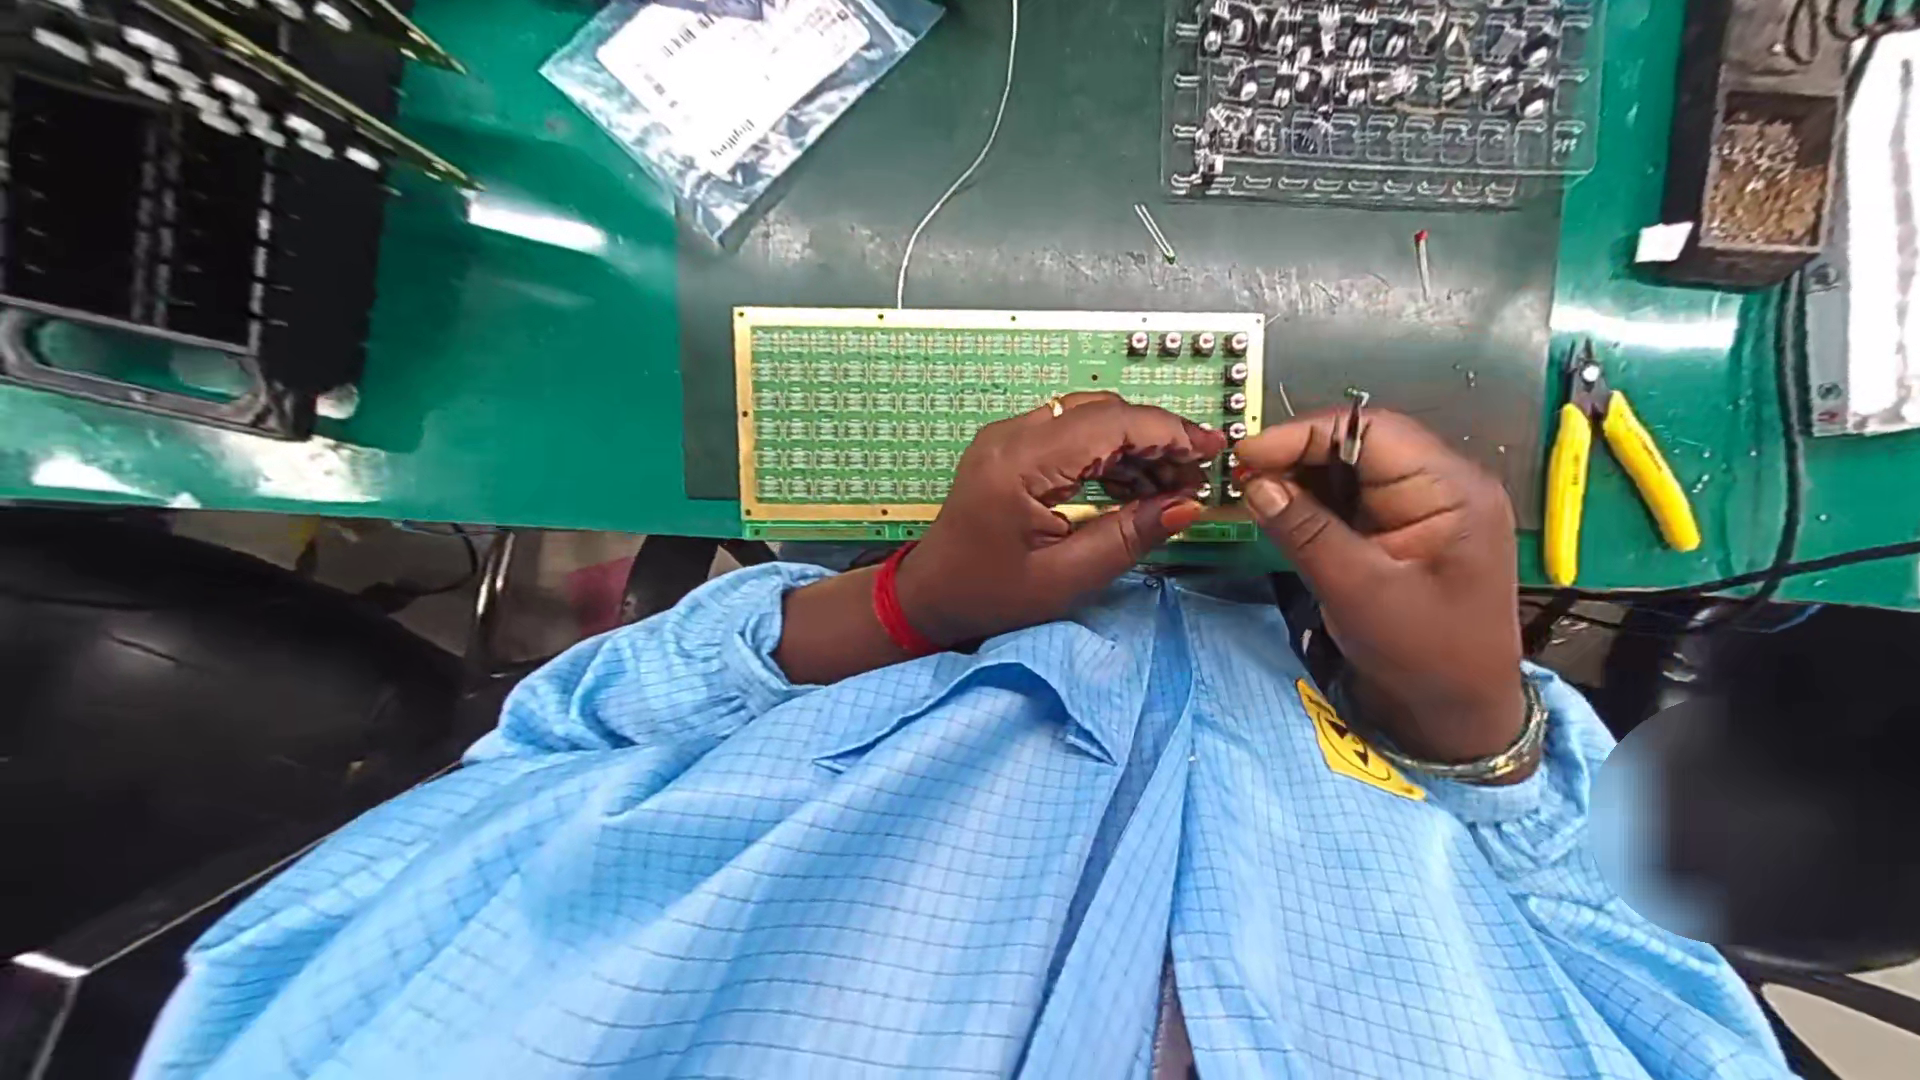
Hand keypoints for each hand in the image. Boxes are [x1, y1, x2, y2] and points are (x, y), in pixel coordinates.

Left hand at [895, 393, 1227, 645]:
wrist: (932, 594)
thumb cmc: (988, 594)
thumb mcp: (1066, 575)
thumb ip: (1130, 535)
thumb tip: (1187, 504)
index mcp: (1019, 464)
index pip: (1109, 423)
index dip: (1168, 431)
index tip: (1211, 450)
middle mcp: (1010, 436)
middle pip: (1101, 413)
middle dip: (1155, 438)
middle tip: (1192, 478)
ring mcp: (1006, 438)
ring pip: (1088, 419)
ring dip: (1133, 446)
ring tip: (1168, 487)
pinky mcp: (1008, 449)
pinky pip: (1068, 435)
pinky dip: (1105, 454)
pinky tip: (1131, 486)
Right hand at [1233, 408, 1526, 770]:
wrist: (1455, 709)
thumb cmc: (1422, 652)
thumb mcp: (1357, 590)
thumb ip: (1305, 531)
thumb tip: (1255, 484)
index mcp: (1449, 490)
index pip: (1370, 431)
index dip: (1302, 434)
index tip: (1246, 456)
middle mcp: (1438, 485)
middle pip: (1357, 443)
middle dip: (1295, 455)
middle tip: (1242, 478)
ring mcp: (1418, 506)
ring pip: (1346, 468)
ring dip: (1297, 477)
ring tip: (1252, 494)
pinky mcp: (1396, 526)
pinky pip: (1346, 497)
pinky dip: (1307, 500)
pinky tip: (1278, 511)